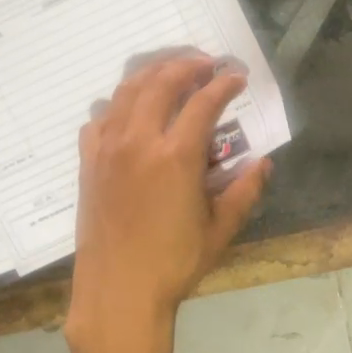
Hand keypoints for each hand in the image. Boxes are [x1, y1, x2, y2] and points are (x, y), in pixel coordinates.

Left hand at [64, 53, 271, 352]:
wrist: (119, 288)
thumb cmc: (175, 262)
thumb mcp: (222, 229)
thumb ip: (245, 191)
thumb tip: (262, 163)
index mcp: (176, 156)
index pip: (203, 103)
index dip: (224, 85)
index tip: (238, 77)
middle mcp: (139, 141)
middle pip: (161, 83)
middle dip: (187, 66)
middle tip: (207, 64)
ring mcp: (108, 148)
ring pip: (127, 91)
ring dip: (152, 74)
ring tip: (172, 71)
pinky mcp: (89, 161)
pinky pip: (101, 116)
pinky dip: (119, 103)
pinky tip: (130, 110)